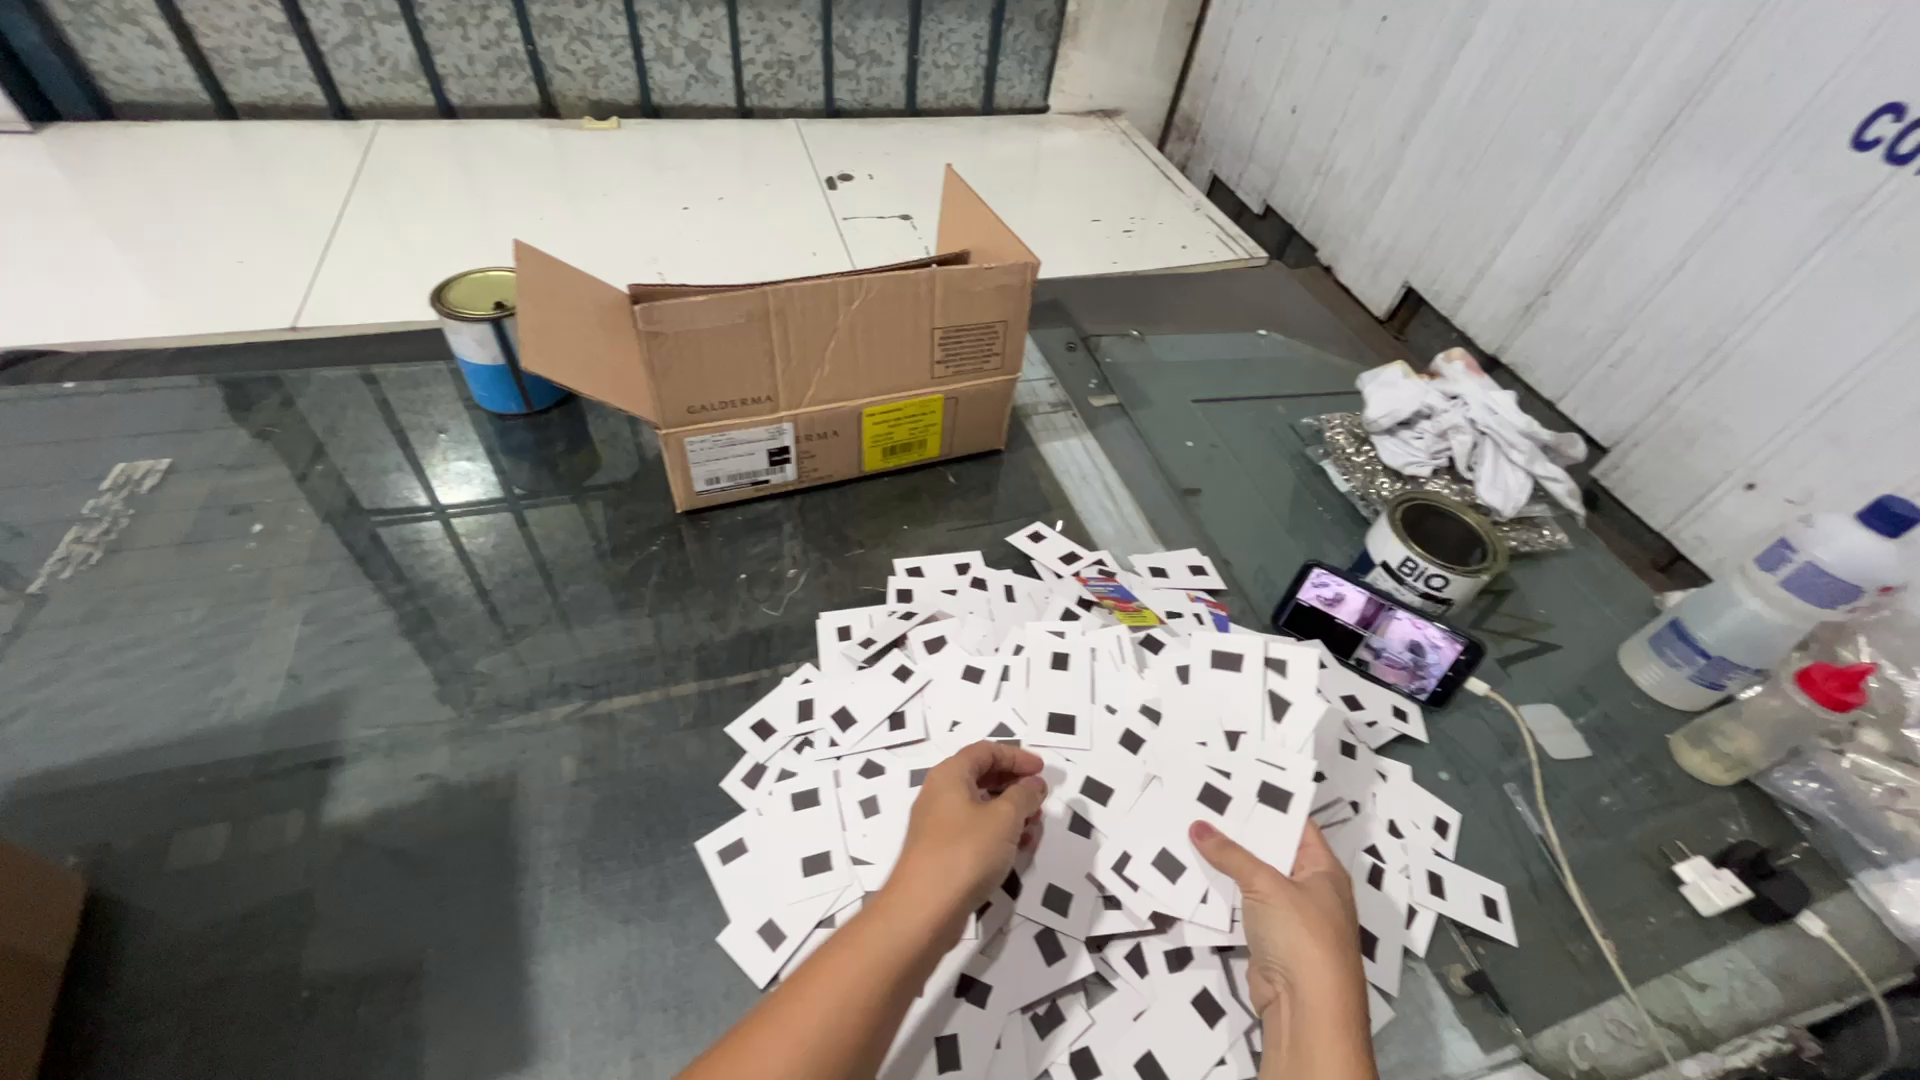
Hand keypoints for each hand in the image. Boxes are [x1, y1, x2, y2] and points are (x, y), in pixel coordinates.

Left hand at [884, 742, 1047, 924]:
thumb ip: (1024, 795)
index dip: (1016, 756)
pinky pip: (975, 832)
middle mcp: (940, 794)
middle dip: (1015, 785)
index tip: (1042, 771)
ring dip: (1011, 813)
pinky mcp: (943, 853)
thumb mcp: (1004, 818)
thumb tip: (1034, 784)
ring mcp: (939, 825)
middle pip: (982, 777)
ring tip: (1035, 827)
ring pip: (981, 807)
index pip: (985, 751)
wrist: (924, 909)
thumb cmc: (965, 852)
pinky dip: (999, 834)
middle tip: (1040, 799)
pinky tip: (1020, 850)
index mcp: (950, 775)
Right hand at [1189, 820, 1365, 1022]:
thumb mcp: (1266, 885)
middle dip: (1241, 831)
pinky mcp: (1269, 937)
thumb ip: (1230, 854)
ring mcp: (1289, 914)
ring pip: (1255, 877)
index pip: (1297, 825)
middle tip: (1205, 804)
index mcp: (1324, 870)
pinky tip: (1197, 871)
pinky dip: (1224, 890)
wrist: (1307, 1008)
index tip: (1235, 785)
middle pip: (1273, 850)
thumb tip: (1197, 825)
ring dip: (1229, 861)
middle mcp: (1310, 888)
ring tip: (1194, 830)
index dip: (1269, 805)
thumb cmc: (1301, 935)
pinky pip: (1244, 903)